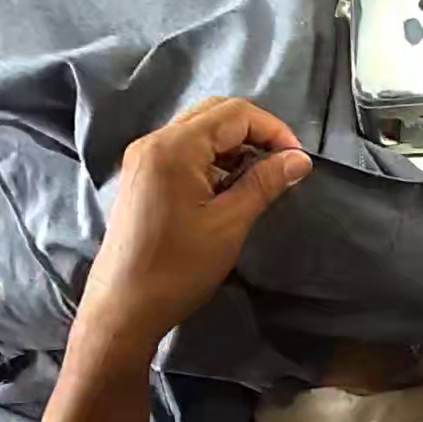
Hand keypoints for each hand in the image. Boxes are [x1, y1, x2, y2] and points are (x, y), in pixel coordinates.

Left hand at [76, 98, 312, 359]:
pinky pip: (181, 155)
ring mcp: (142, 161)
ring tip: (257, 182)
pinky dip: (209, 163)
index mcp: (174, 146)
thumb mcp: (229, 224)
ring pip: (197, 134)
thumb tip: (299, 159)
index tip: (297, 159)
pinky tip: (226, 190)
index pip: (234, 113)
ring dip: (232, 149)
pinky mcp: (139, 180)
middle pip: (213, 116)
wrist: (123, 308)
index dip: (272, 129)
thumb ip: (264, 183)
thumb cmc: (178, 268)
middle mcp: (153, 142)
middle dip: (253, 135)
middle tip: (280, 167)